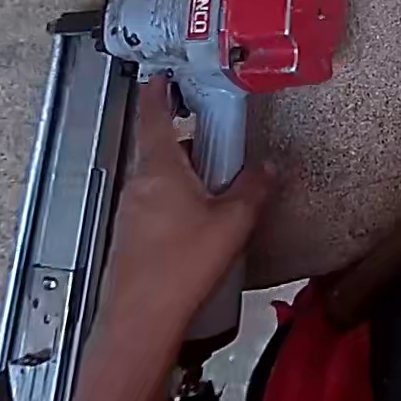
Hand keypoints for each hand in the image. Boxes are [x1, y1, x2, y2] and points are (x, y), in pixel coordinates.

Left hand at [100, 76, 273, 328]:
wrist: (141, 323)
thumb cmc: (182, 267)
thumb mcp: (234, 220)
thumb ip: (255, 186)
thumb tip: (269, 166)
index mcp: (160, 171)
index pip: (153, 119)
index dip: (157, 93)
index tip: (162, 77)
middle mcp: (139, 187)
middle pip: (163, 149)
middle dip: (192, 142)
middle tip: (221, 145)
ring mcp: (131, 213)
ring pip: (160, 178)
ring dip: (187, 174)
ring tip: (219, 190)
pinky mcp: (131, 237)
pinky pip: (156, 203)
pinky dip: (178, 199)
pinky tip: (202, 222)